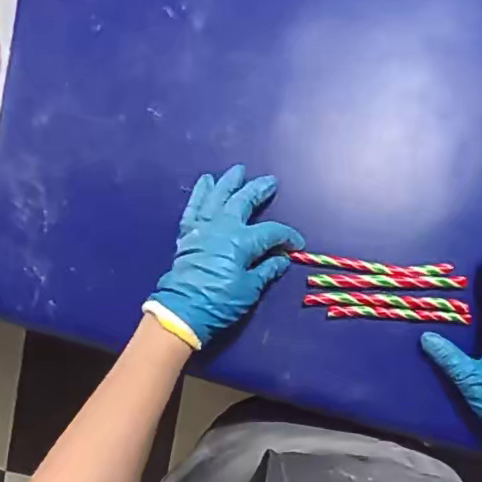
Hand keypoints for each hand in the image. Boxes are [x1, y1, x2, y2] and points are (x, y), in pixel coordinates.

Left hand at [145, 164, 304, 348]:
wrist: (184, 310)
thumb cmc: (220, 302)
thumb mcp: (250, 290)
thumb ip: (266, 270)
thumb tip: (282, 258)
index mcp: (242, 241)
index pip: (271, 232)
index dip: (287, 236)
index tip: (296, 243)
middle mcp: (223, 227)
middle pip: (244, 201)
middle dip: (258, 191)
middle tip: (269, 182)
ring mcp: (203, 227)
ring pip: (218, 196)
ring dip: (229, 182)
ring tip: (237, 171)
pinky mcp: (188, 233)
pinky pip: (194, 207)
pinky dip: (200, 193)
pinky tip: (206, 182)